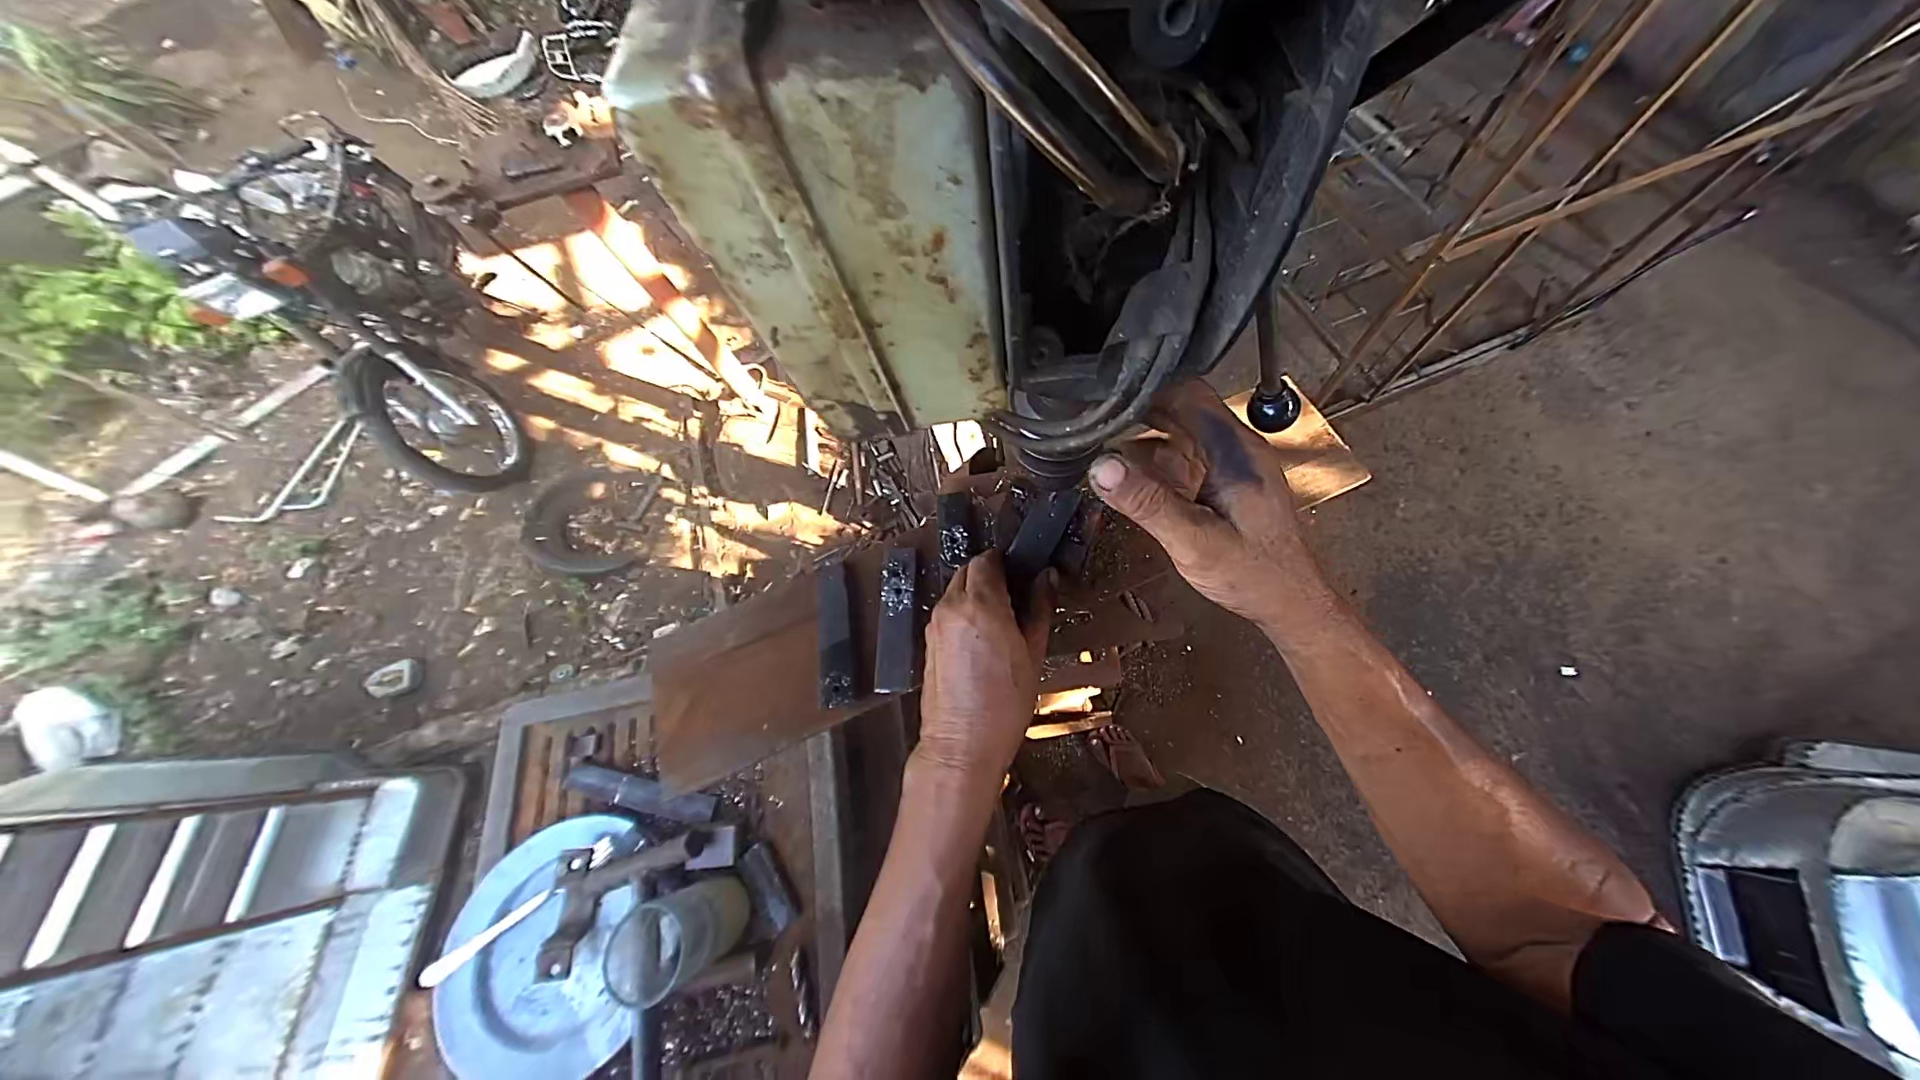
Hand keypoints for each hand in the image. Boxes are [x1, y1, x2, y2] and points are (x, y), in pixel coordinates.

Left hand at [916, 551, 1054, 780]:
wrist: (962, 745)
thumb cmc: (1001, 706)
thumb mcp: (1033, 653)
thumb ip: (1039, 608)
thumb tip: (1046, 579)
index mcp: (980, 604)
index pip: (987, 560)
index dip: (1006, 562)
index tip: (1022, 573)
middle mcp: (950, 608)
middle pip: (968, 572)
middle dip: (990, 576)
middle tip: (1016, 597)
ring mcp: (935, 625)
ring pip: (956, 592)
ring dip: (976, 596)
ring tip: (1003, 623)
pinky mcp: (928, 642)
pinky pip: (947, 614)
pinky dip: (964, 616)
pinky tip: (984, 641)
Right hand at [1088, 379, 1326, 628]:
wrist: (1290, 602)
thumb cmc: (1255, 575)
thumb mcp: (1193, 541)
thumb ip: (1147, 503)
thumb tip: (1103, 468)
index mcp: (1234, 451)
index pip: (1187, 392)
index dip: (1144, 389)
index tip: (1104, 399)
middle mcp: (1235, 449)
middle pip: (1180, 407)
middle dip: (1136, 412)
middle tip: (1093, 423)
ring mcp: (1230, 464)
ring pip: (1179, 431)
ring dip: (1142, 437)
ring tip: (1102, 447)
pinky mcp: (1223, 482)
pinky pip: (1183, 457)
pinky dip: (1154, 461)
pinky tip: (1132, 478)